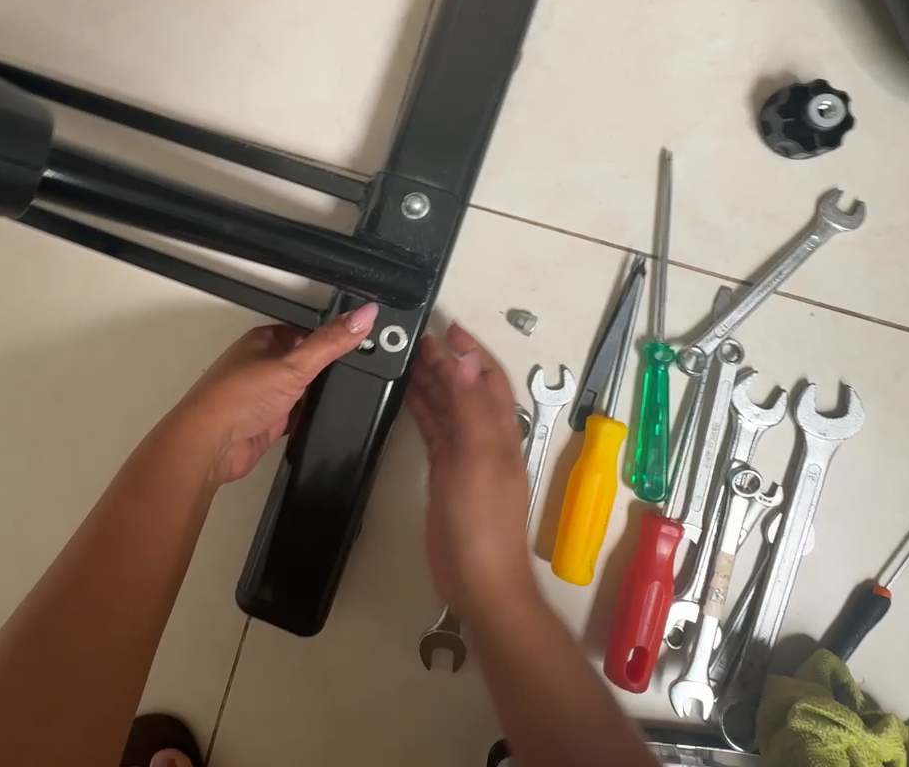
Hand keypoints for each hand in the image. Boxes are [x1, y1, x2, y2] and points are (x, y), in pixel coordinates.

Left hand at [167, 302, 378, 484]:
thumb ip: (331, 342)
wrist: (210, 445)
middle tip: (354, 372)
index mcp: (266, 340)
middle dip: (326, 369)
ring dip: (315, 395)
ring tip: (336, 395)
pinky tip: (318, 418)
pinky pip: (297, 415)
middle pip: (306, 361)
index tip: (362, 341)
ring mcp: (265, 394)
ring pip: (302, 390)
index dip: (333, 337)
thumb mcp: (294, 364)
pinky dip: (308, 418)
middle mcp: (263, 364)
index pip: (309, 331)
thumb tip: (364, 315)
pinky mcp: (267, 421)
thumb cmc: (235, 397)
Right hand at [404, 324, 538, 616]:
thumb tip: (466, 360)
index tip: (449, 328)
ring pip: (449, 408)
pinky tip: (408, 396)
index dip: (472, 352)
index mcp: (500, 431)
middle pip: (467, 389)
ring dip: (432, 381)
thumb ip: (471, 407)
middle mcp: (486, 438)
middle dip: (447, 362)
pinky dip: (423, 410)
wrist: (479, 581)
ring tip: (408, 357)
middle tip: (419, 338)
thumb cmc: (483, 521)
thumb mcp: (478, 458)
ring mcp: (465, 456)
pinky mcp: (446, 473)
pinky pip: (435, 431)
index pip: (489, 379)